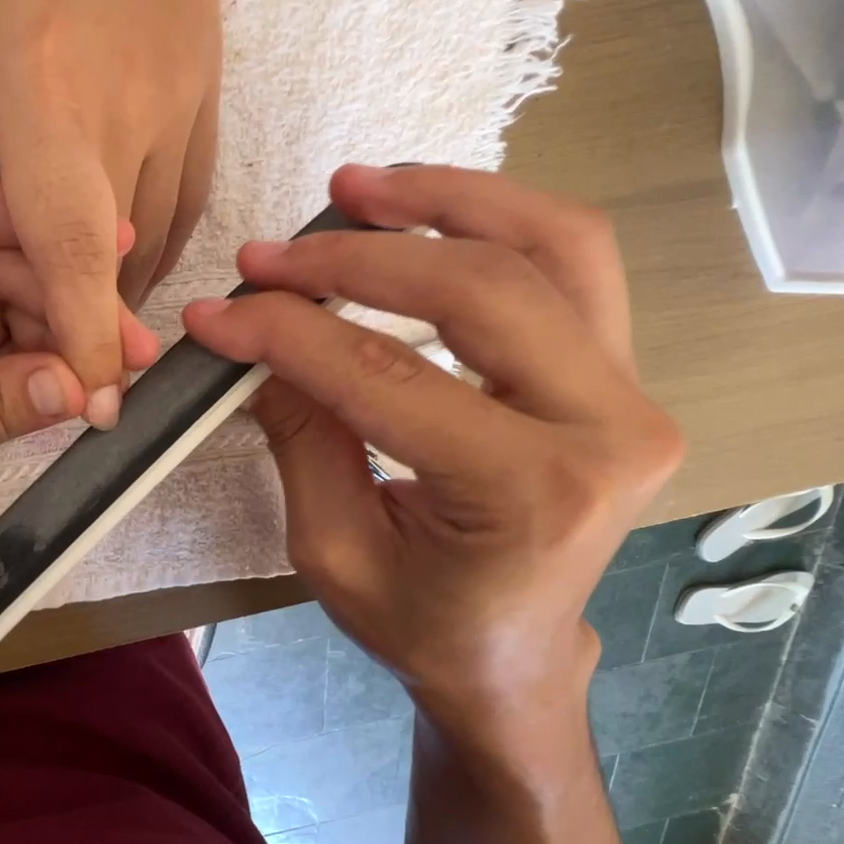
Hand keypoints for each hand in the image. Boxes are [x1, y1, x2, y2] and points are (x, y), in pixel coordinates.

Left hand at [0, 0, 221, 429]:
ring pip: (155, 239)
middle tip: (80, 386)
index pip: (72, 253)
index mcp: (45, 115)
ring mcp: (177, 111)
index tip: (98, 403)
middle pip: (116, 263)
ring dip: (122, 294)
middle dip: (102, 336)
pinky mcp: (208, 99)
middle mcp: (121, 125)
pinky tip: (124, 266)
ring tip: (88, 334)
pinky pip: (187, 202)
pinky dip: (156, 246)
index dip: (87, 338)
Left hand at [0, 177, 158, 610]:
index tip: (110, 246)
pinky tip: (83, 395)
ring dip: (59, 346)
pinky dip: (40, 381)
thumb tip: (84, 380)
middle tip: (131, 350)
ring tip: (117, 379)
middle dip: (62, 304)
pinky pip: (0, 369)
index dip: (33, 224)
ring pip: (5, 321)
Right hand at [181, 165, 682, 739]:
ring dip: (445, 203)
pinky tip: (424, 209)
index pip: (386, 376)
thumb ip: (303, 438)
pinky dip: (495, 220)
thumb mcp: (329, 547)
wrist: (507, 656)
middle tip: (268, 254)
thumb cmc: (414, 622)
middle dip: (356, 261)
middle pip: (480, 290)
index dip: (287, 334)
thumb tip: (256, 347)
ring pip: (552, 248)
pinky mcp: (620, 372)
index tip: (214, 312)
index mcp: (525, 492)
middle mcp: (604, 426)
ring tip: (354, 188)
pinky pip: (570, 266)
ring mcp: (629, 390)